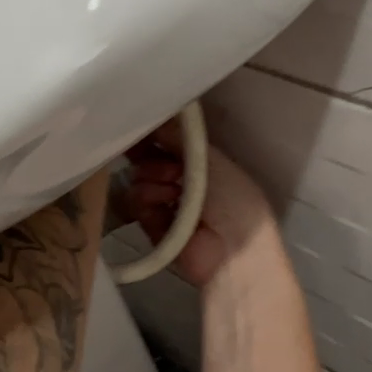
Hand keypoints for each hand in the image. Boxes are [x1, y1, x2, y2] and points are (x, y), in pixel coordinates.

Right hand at [121, 119, 275, 287]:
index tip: (140, 128)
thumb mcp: (212, 160)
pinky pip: (137, 203)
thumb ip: (180, 138)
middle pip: (150, 160)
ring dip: (153, 179)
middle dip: (153, 158)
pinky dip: (148, 201)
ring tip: (173, 189)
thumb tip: (156, 119)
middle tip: (166, 166)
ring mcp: (165, 204)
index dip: (154, 136)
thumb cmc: (234, 200)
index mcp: (201, 164)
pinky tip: (165, 204)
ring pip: (140, 179)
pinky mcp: (152, 226)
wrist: (234, 252)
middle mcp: (181, 181)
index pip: (169, 143)